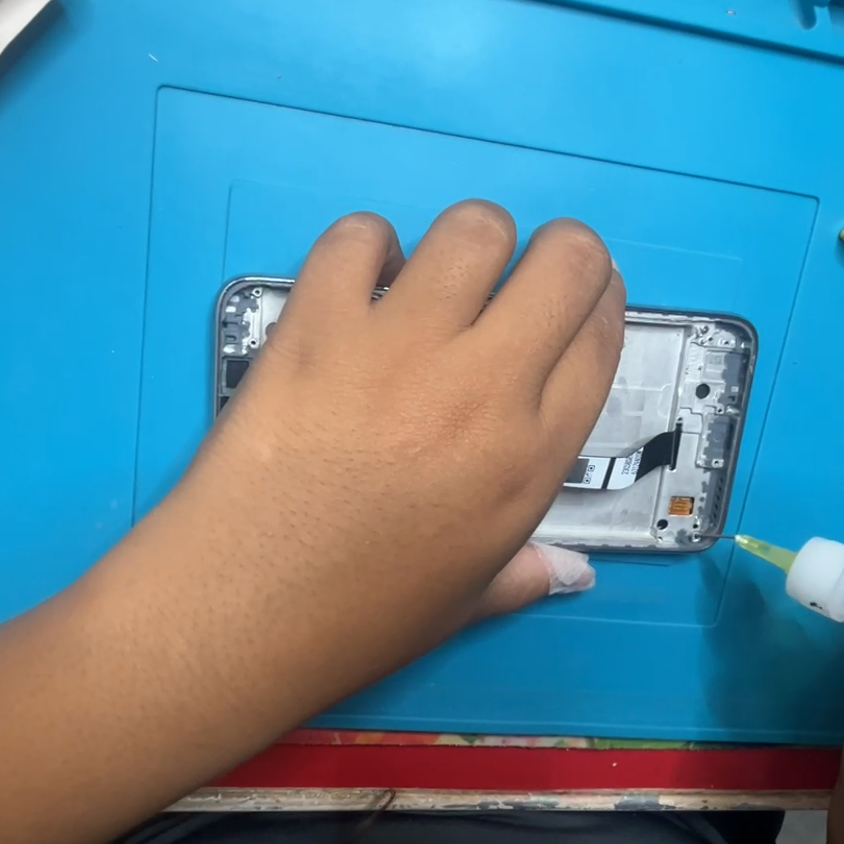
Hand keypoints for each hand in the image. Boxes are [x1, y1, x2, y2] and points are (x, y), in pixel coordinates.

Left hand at [152, 201, 622, 673]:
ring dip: (466, 245)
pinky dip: (366, 248)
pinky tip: (357, 289)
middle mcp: (483, 386)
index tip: (575, 302)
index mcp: (531, 455)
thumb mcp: (465, 602)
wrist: (241, 607)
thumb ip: (527, 573)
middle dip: (556, 253)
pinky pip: (359, 237)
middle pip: (566, 260)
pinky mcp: (317, 326)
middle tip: (513, 284)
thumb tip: (573, 573)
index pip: (601, 335)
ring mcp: (398, 347)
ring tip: (433, 285)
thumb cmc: (360, 615)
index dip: (599, 301)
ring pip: (473, 228)